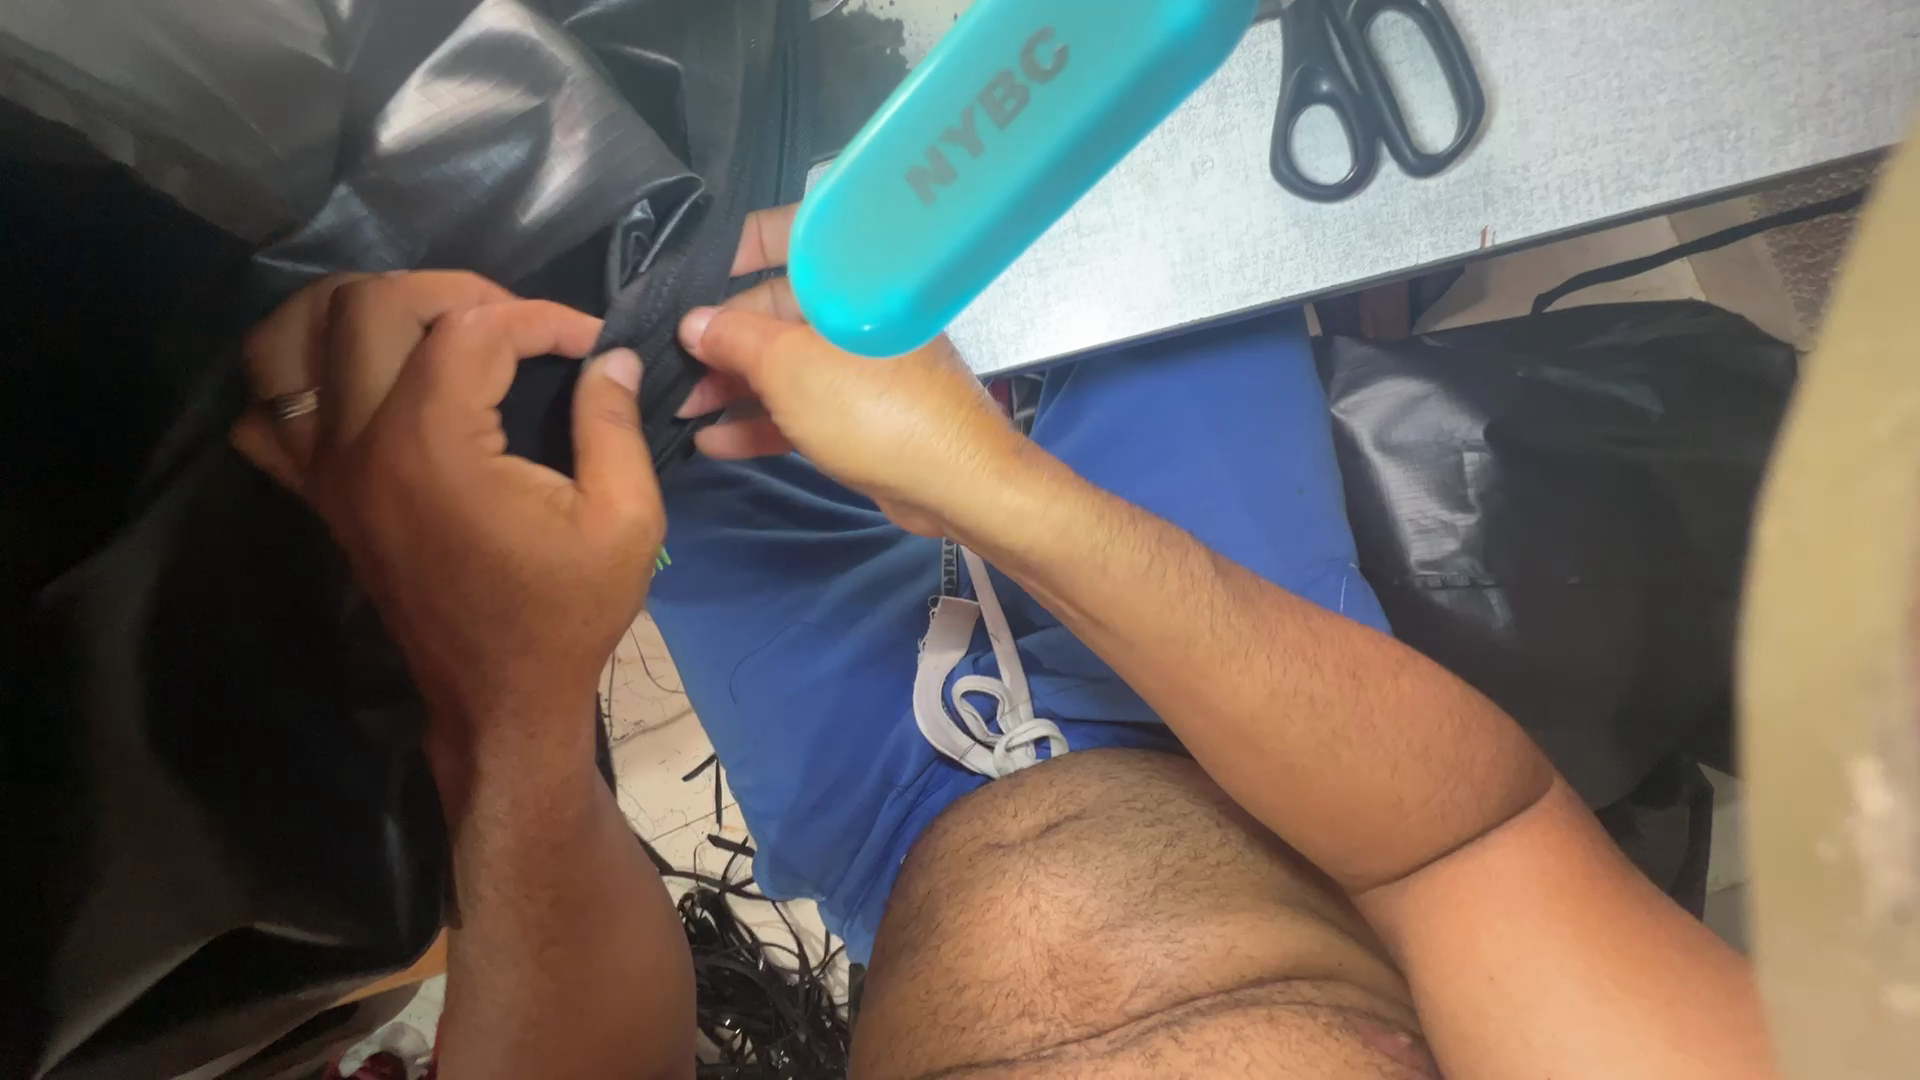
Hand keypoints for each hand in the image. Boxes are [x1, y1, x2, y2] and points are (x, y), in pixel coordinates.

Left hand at [232, 273, 663, 773]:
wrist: (504, 693)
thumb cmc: (571, 610)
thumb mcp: (628, 520)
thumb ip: (616, 426)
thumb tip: (614, 358)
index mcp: (437, 447)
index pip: (473, 328)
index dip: (544, 318)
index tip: (595, 342)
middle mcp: (360, 444)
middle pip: (371, 304)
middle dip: (458, 293)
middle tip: (523, 326)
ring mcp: (325, 470)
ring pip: (291, 337)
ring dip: (366, 311)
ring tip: (438, 329)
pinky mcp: (320, 497)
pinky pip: (269, 410)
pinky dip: (306, 376)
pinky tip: (368, 388)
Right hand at [674, 204, 1026, 536]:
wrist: (952, 484)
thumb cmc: (872, 409)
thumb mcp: (792, 368)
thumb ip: (735, 338)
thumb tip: (694, 322)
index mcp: (848, 281)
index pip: (789, 238)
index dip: (736, 248)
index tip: (689, 276)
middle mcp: (854, 318)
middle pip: (774, 313)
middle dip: (719, 342)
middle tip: (670, 368)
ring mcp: (859, 370)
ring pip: (785, 367)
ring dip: (732, 387)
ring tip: (680, 409)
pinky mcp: (859, 416)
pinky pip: (802, 409)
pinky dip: (762, 422)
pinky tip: (713, 441)